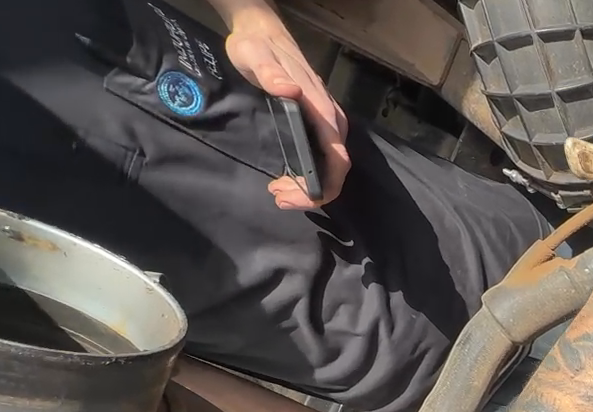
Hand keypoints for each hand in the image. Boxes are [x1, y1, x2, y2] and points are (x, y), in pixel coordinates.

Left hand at [223, 4, 351, 207]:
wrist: (262, 32)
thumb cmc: (257, 45)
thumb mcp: (255, 55)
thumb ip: (271, 73)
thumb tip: (290, 91)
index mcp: (323, 112)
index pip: (337, 160)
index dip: (322, 185)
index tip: (297, 197)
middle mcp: (333, 124)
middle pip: (335, 170)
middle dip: (312, 192)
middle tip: (279, 199)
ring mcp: (328, 127)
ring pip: (329, 167)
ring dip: (308, 185)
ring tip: (278, 191)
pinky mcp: (320, 128)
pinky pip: (323, 158)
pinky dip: (308, 174)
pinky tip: (287, 177)